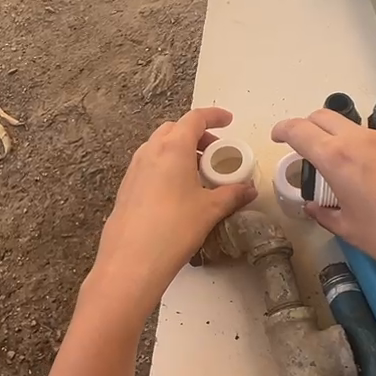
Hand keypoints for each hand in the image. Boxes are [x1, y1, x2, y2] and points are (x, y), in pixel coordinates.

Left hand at [87, 107, 257, 319]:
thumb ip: (232, 195)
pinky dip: (165, 164)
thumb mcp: (210, 210)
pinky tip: (176, 190)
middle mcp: (150, 150)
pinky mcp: (126, 186)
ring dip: (179, 149)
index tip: (228, 121)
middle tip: (214, 151)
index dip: (214, 116)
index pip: (195, 118)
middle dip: (196, 134)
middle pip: (174, 128)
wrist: (131, 260)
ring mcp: (134, 168)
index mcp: (173, 147)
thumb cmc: (175, 227)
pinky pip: (149, 163)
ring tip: (197, 171)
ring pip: (158, 145)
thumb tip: (249, 190)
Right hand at [271, 109, 375, 296]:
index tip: (280, 136)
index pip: (299, 131)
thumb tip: (316, 206)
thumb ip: (327, 214)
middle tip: (312, 150)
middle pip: (326, 117)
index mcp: (339, 159)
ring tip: (370, 179)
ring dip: (355, 145)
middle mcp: (365, 138)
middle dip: (312, 128)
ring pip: (365, 131)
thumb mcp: (354, 233)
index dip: (284, 130)